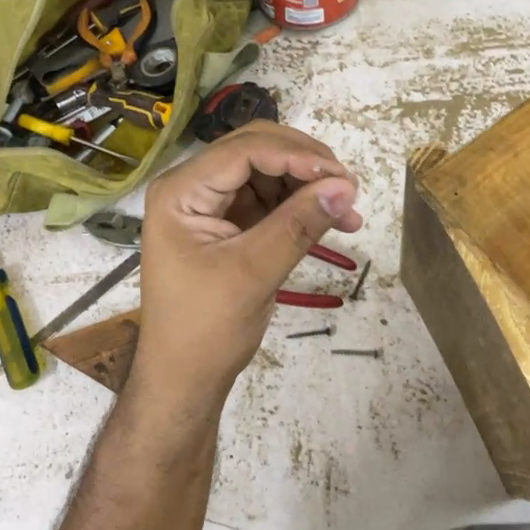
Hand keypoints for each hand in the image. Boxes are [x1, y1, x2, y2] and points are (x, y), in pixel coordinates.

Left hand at [134, 122, 363, 402]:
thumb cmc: (205, 329)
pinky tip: (334, 220)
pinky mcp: (229, 222)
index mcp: (181, 191)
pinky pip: (270, 198)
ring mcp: (210, 204)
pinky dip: (300, 204)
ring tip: (348, 208)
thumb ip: (298, 225)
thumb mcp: (253, 273)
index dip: (294, 155)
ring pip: (267, 170)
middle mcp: (192, 187)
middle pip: (255, 150)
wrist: (184, 379)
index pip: (242, 151)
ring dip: (307, 184)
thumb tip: (346, 187)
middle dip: (303, 163)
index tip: (340, 176)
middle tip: (347, 186)